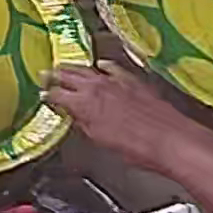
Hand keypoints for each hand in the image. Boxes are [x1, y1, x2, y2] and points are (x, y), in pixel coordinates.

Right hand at [45, 62, 204, 172]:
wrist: (169, 139)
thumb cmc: (136, 147)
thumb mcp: (100, 140)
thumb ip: (83, 124)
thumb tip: (73, 116)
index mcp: (83, 103)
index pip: (57, 94)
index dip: (48, 94)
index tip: (43, 95)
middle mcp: (95, 86)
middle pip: (68, 75)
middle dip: (55, 75)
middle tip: (45, 74)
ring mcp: (113, 79)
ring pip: (86, 68)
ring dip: (72, 68)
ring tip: (64, 67)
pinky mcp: (130, 79)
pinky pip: (110, 67)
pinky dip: (101, 66)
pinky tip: (99, 65)